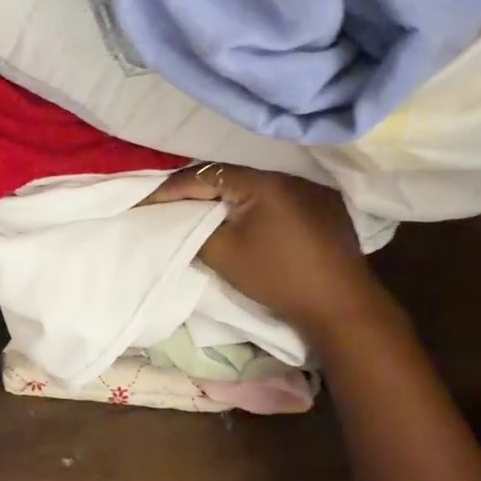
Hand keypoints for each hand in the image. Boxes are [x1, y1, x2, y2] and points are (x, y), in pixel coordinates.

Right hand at [156, 165, 394, 338]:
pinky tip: (237, 217)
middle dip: (193, 189)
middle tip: (164, 204)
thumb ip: (193, 229)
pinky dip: (248, 203)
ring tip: (196, 209)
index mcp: (262, 182)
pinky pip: (273, 196)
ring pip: (251, 185)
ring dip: (222, 196)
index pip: (203, 176)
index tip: (142, 202)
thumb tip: (175, 218)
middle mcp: (288, 176)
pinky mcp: (320, 206)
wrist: (338, 304)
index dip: (169, 189)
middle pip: (228, 176)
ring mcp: (309, 189)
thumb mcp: (222, 254)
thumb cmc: (276, 277)